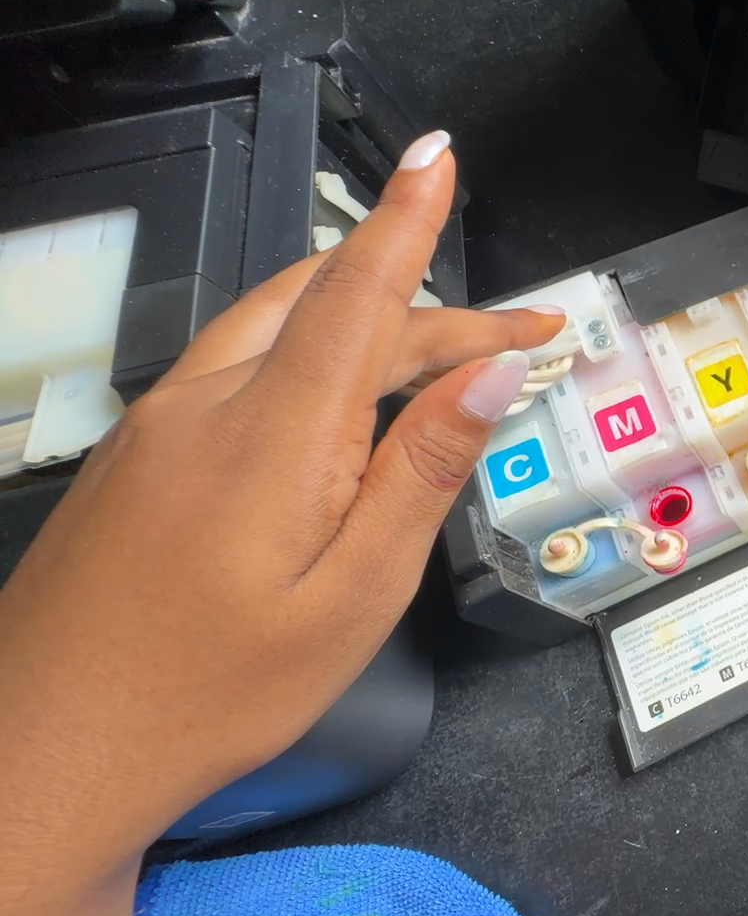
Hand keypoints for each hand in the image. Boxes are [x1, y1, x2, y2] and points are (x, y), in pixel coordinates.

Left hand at [0, 132, 561, 915]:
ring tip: (464, 351)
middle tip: (532, 334)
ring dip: (389, 325)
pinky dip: (335, 354)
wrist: (39, 761)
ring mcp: (169, 423)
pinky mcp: (151, 451)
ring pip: (294, 330)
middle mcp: (213, 403)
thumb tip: (491, 376)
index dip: (405, 219)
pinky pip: (258, 366)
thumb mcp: (360, 585)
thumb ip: (425, 468)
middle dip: (445, 309)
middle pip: (340, 311)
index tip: (436, 154)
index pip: (357, 295)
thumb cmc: (228, 681)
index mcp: (276, 434)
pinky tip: (366, 395)